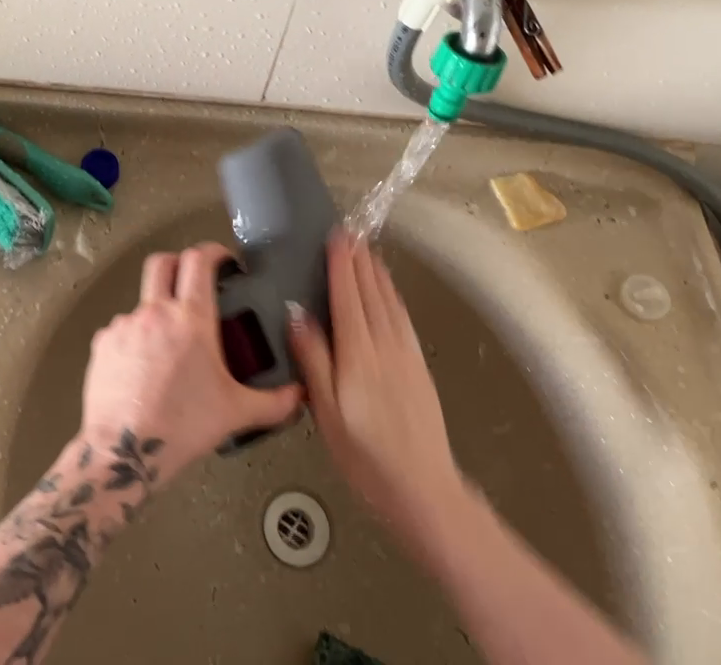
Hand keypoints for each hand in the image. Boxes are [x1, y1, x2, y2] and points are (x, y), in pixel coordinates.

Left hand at [81, 242, 303, 477]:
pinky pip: (122, 330)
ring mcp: (123, 326)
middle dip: (179, 264)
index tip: (224, 261)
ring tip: (171, 346)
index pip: (198, 260)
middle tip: (195, 283)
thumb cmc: (183, 426)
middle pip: (162, 262)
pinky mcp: (102, 345)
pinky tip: (145, 367)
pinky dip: (137, 339)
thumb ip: (274, 403)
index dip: (213, 251)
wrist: (122, 452)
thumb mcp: (236, 413)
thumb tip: (299, 397)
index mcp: (190, 318)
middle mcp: (154, 312)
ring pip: (142, 301)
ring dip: (158, 311)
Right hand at [290, 232, 464, 540]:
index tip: (337, 236)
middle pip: (371, 293)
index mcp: (358, 354)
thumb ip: (314, 360)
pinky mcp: (418, 366)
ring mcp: (406, 354)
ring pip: (389, 302)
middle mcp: (385, 345)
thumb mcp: (326, 412)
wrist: (422, 487)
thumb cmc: (364, 455)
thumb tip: (298, 315)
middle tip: (350, 233)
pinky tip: (388, 294)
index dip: (341, 265)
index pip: (348, 297)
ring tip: (367, 252)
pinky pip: (403, 319)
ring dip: (377, 274)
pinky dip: (393, 297)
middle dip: (359, 261)